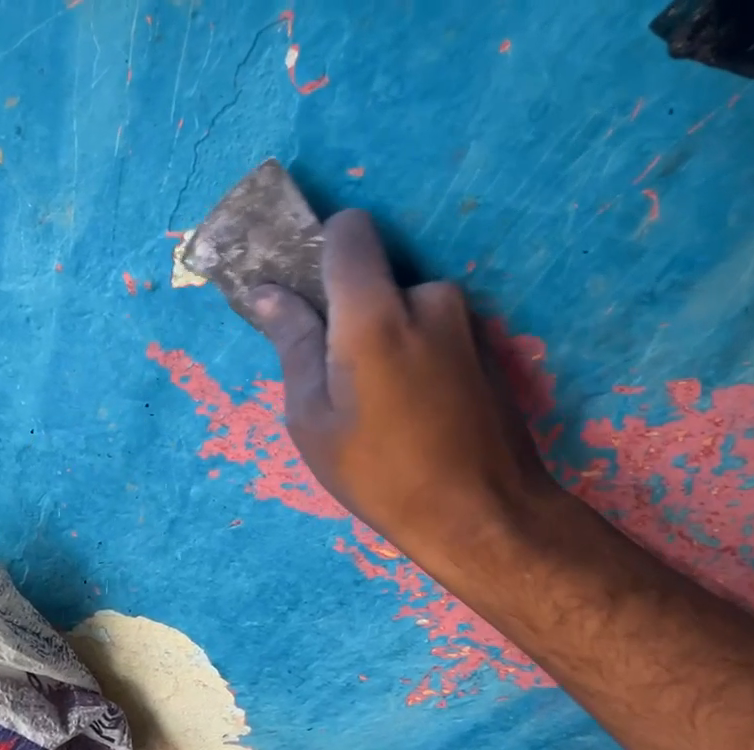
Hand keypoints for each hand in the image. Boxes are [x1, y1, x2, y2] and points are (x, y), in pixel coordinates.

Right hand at [248, 210, 560, 561]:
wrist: (482, 513)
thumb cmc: (377, 470)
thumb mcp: (311, 416)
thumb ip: (292, 343)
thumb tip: (267, 293)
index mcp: (375, 313)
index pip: (349, 232)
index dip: (317, 250)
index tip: (299, 295)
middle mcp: (428, 298)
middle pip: (372, 277)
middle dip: (346, 313)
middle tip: (332, 379)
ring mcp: (465, 321)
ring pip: (402, 307)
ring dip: (379, 337)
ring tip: (371, 403)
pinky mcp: (485, 346)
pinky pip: (429, 331)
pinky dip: (409, 354)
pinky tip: (407, 411)